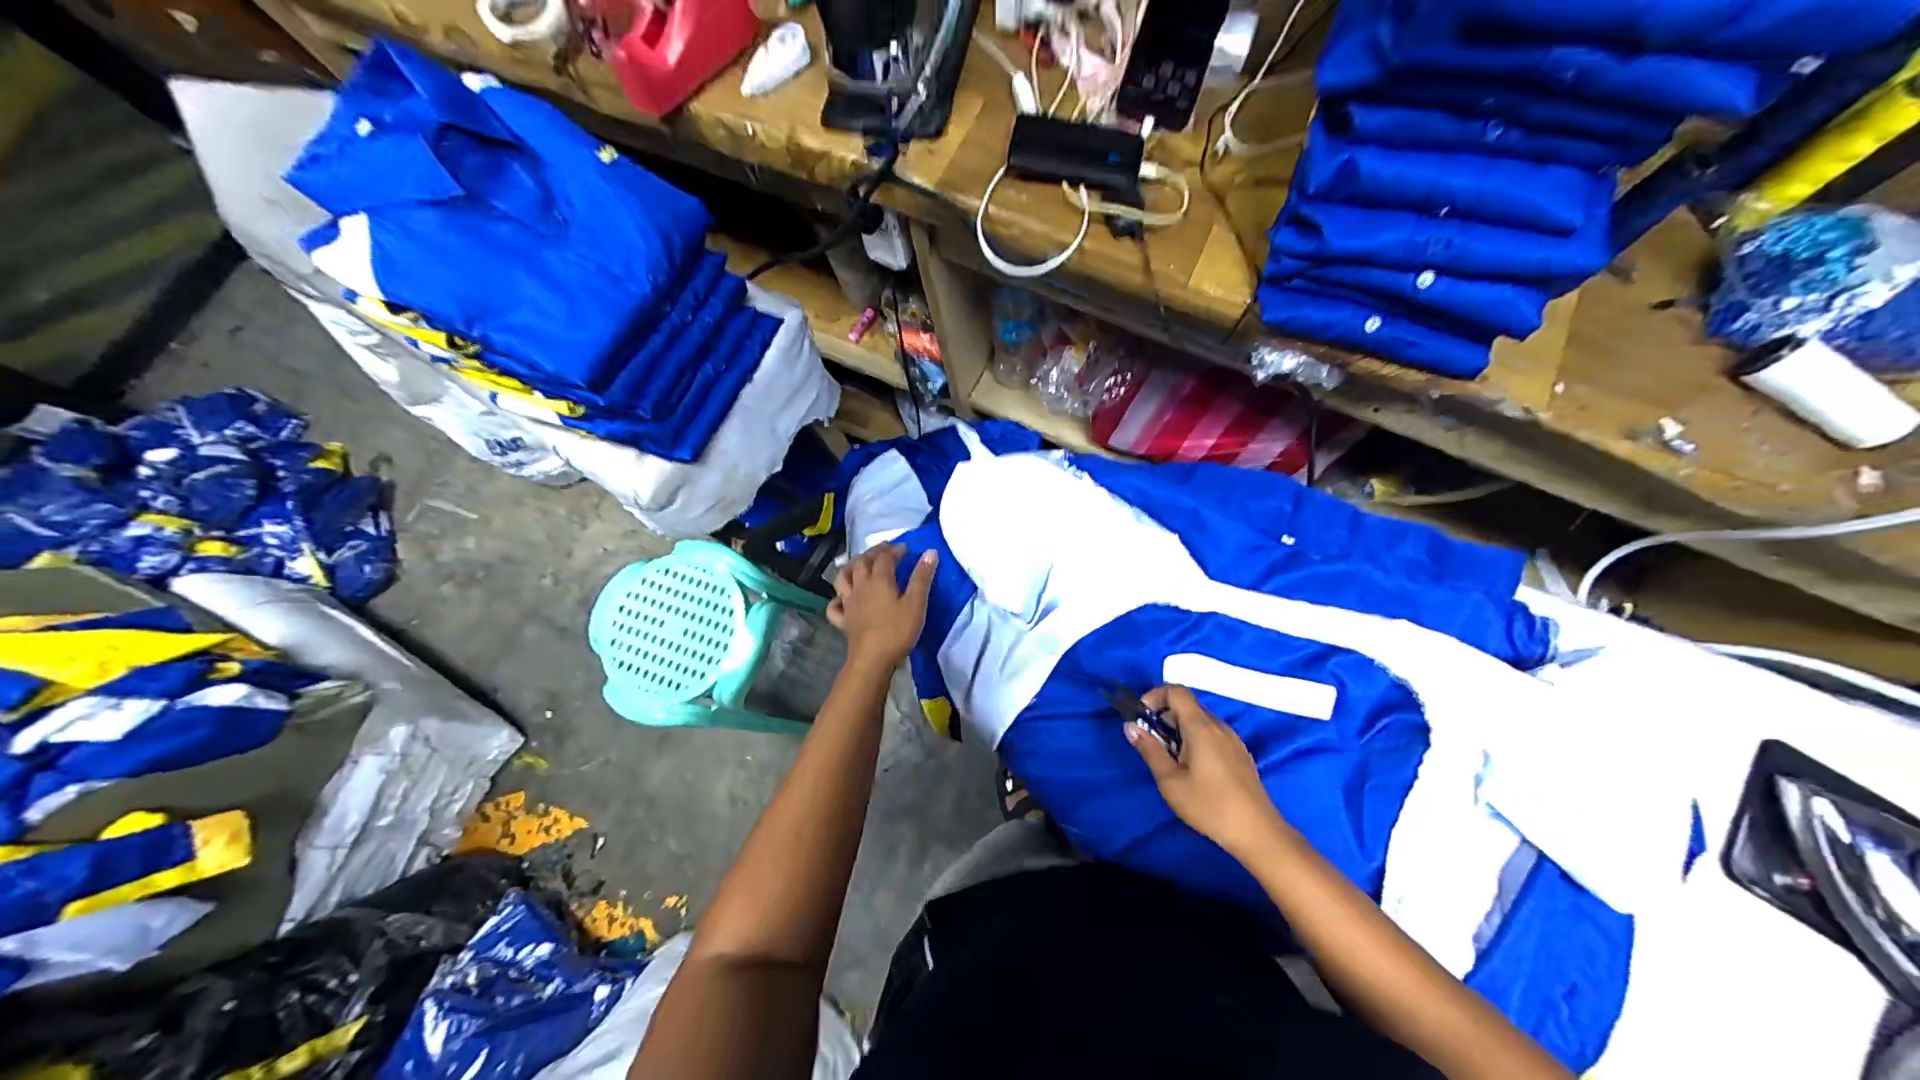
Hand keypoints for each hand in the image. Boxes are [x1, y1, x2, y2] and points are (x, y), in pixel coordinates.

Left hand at [828, 544, 936, 667]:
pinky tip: (842, 599)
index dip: (894, 550)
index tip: (906, 549)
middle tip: (884, 551)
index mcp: (878, 580)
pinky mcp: (843, 620)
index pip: (884, 558)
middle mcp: (860, 587)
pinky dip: (837, 598)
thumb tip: (930, 552)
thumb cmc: (897, 631)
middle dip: (873, 553)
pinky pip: (835, 606)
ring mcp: (848, 603)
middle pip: (861, 562)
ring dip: (851, 567)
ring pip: (843, 578)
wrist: (872, 659)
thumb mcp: (916, 603)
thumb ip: (922, 577)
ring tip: (860, 566)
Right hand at [1126, 685, 1287, 857]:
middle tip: (1153, 746)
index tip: (1142, 719)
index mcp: (1201, 727)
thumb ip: (1149, 750)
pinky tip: (1194, 770)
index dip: (1154, 696)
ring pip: (1200, 721)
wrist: (1257, 833)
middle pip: (1187, 706)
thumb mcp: (1170, 781)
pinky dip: (1196, 740)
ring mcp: (1233, 740)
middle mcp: (1219, 727)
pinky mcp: (1240, 754)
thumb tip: (1131, 726)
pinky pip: (1213, 735)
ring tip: (1172, 761)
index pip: (1176, 691)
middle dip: (1164, 718)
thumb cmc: (1209, 806)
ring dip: (1179, 731)